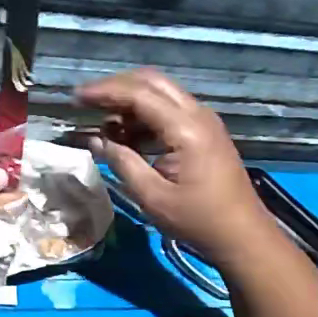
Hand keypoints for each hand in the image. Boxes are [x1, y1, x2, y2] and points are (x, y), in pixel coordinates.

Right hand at [76, 69, 272, 261]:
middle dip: (115, 87)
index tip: (75, 97)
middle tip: (85, 101)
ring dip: (128, 101)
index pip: (140, 94)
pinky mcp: (202, 132)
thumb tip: (94, 140)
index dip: (105, 92)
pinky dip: (141, 114)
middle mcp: (197, 115)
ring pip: (160, 93)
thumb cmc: (196, 219)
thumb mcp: (151, 195)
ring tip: (100, 122)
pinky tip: (123, 134)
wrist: (241, 234)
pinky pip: (167, 109)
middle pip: (152, 82)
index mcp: (186, 129)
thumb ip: (121, 162)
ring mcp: (203, 121)